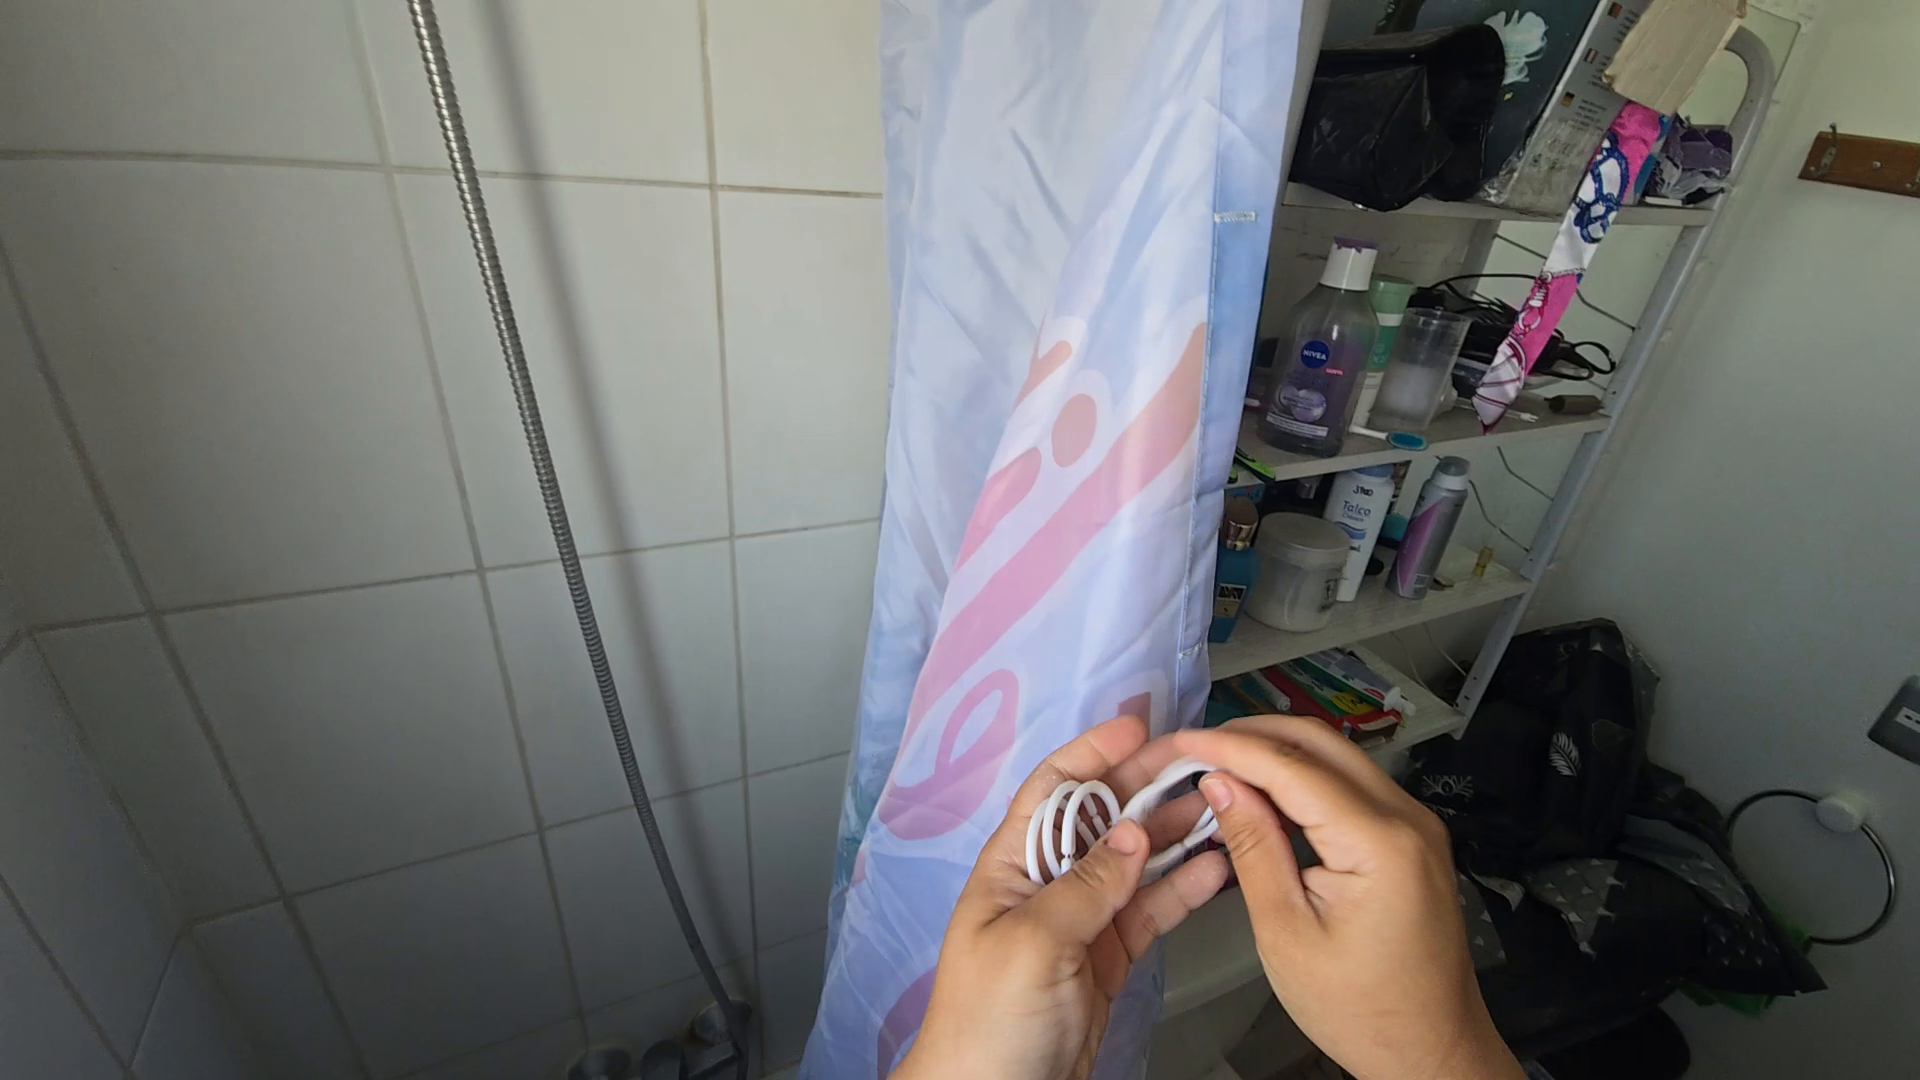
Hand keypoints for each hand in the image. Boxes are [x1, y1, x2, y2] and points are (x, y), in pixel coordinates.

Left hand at [894, 715, 1230, 1079]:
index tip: (1135, 727)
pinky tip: (1215, 869)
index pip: (1054, 789)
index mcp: (1015, 860)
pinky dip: (1182, 889)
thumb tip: (1134, 831)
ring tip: (1220, 806)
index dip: (1092, 753)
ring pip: (1135, 860)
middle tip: (1197, 761)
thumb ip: (1086, 886)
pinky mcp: (1113, 952)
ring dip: (1174, 833)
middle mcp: (1050, 877)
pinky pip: (1151, 909)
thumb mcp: (1033, 941)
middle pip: (1103, 817)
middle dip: (1145, 785)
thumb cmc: (991, 1014)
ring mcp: (1085, 915)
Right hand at [1173, 716, 1523, 1079]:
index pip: (1290, 767)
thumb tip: (1217, 780)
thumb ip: (1252, 845)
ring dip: (1272, 747)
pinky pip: (1345, 778)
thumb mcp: (1285, 931)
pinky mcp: (1407, 832)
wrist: (1434, 1058)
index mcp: (1378, 843)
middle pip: (1317, 740)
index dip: (1229, 747)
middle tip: (1196, 748)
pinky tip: (1260, 788)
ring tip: (1218, 762)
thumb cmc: (1356, 1009)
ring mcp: (1412, 820)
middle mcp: (1405, 816)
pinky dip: (1296, 771)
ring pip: (1331, 752)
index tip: (1180, 741)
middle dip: (1250, 733)